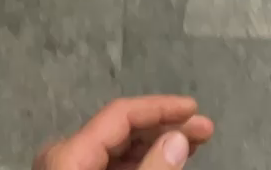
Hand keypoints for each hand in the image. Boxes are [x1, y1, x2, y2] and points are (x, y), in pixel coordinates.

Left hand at [35, 95, 215, 169]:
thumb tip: (181, 136)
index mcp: (68, 152)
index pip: (121, 114)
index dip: (160, 107)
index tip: (195, 108)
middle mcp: (64, 155)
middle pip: (121, 129)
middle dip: (165, 126)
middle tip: (206, 129)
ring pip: (118, 149)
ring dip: (156, 144)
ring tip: (194, 142)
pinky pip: (111, 166)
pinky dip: (139, 163)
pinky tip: (164, 159)